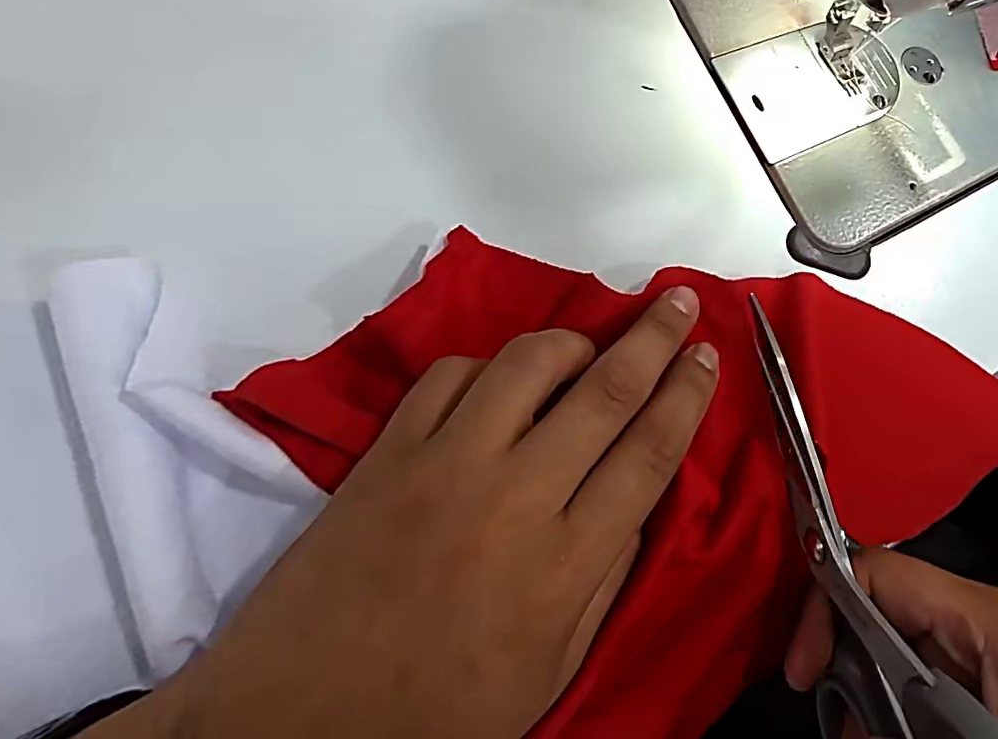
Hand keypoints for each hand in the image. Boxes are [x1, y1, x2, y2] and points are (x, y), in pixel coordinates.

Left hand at [93, 287, 718, 738]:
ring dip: (573, 342)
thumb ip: (607, 574)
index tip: (708, 355)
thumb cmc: (439, 714)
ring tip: (590, 347)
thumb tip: (640, 496)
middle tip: (680, 301)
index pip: (649, 452)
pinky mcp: (386, 453)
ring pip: (527, 364)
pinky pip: (449, 376)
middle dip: (655, 338)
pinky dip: (488, 366)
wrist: (289, 731)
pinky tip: (501, 384)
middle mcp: (513, 497)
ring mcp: (444, 465)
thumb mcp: (553, 667)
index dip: (687, 395)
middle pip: (606, 392)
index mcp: (563, 561)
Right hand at [784, 549, 997, 738]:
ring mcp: (986, 655)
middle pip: (879, 610)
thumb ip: (908, 710)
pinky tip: (887, 728)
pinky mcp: (993, 688)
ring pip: (896, 651)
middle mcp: (978, 621)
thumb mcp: (986, 728)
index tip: (801, 668)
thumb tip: (850, 714)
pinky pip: (924, 679)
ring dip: (867, 693)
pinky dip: (895, 707)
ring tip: (861, 729)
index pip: (876, 571)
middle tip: (837, 720)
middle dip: (844, 659)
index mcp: (979, 614)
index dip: (826, 605)